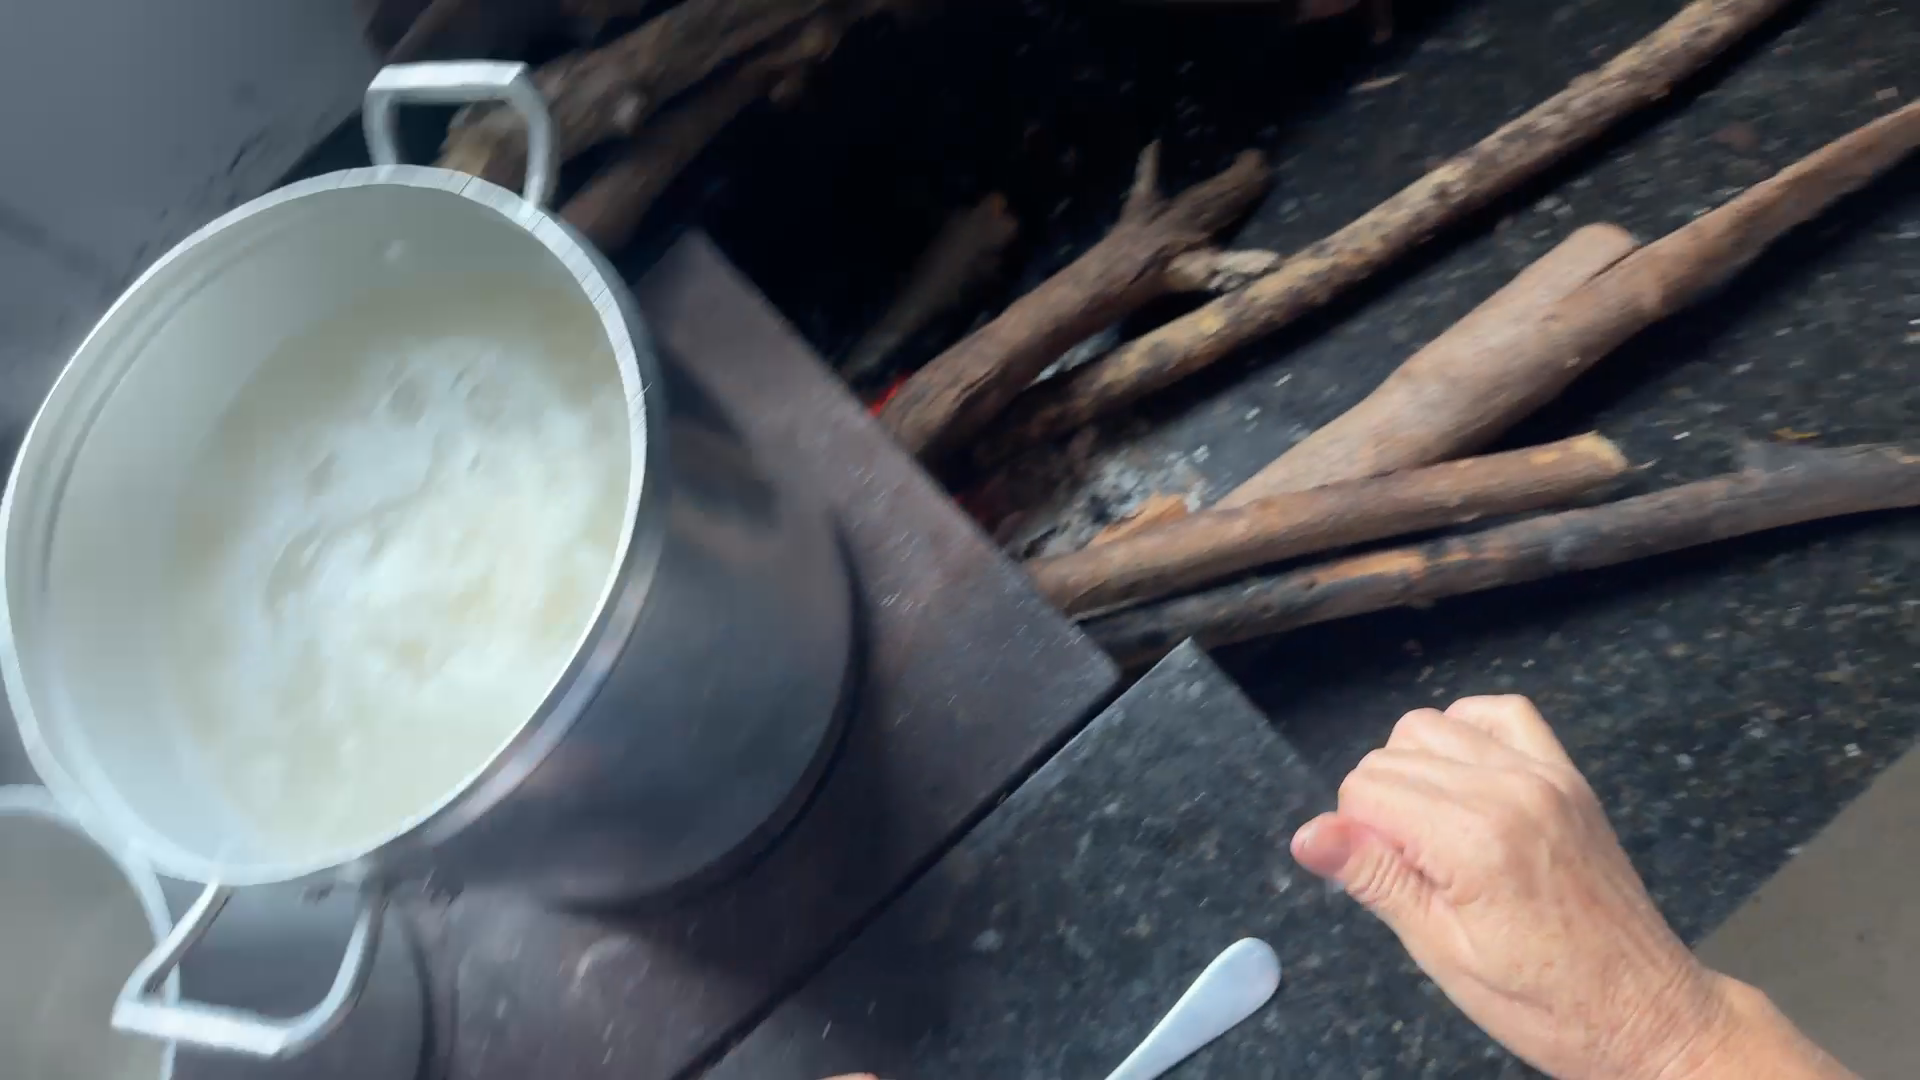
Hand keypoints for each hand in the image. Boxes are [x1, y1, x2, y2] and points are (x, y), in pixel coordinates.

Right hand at [1290, 696, 1755, 1079]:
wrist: (1655, 1019)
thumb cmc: (1541, 1001)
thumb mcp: (1440, 950)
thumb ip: (1371, 876)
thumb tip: (1304, 836)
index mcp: (1472, 839)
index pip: (1361, 790)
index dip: (1357, 835)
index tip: (1392, 878)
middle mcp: (1506, 789)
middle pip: (1386, 757)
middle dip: (1379, 807)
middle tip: (1417, 866)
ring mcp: (1541, 773)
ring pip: (1423, 727)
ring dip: (1411, 768)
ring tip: (1436, 824)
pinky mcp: (1564, 771)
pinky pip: (1494, 711)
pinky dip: (1464, 731)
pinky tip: (1465, 776)